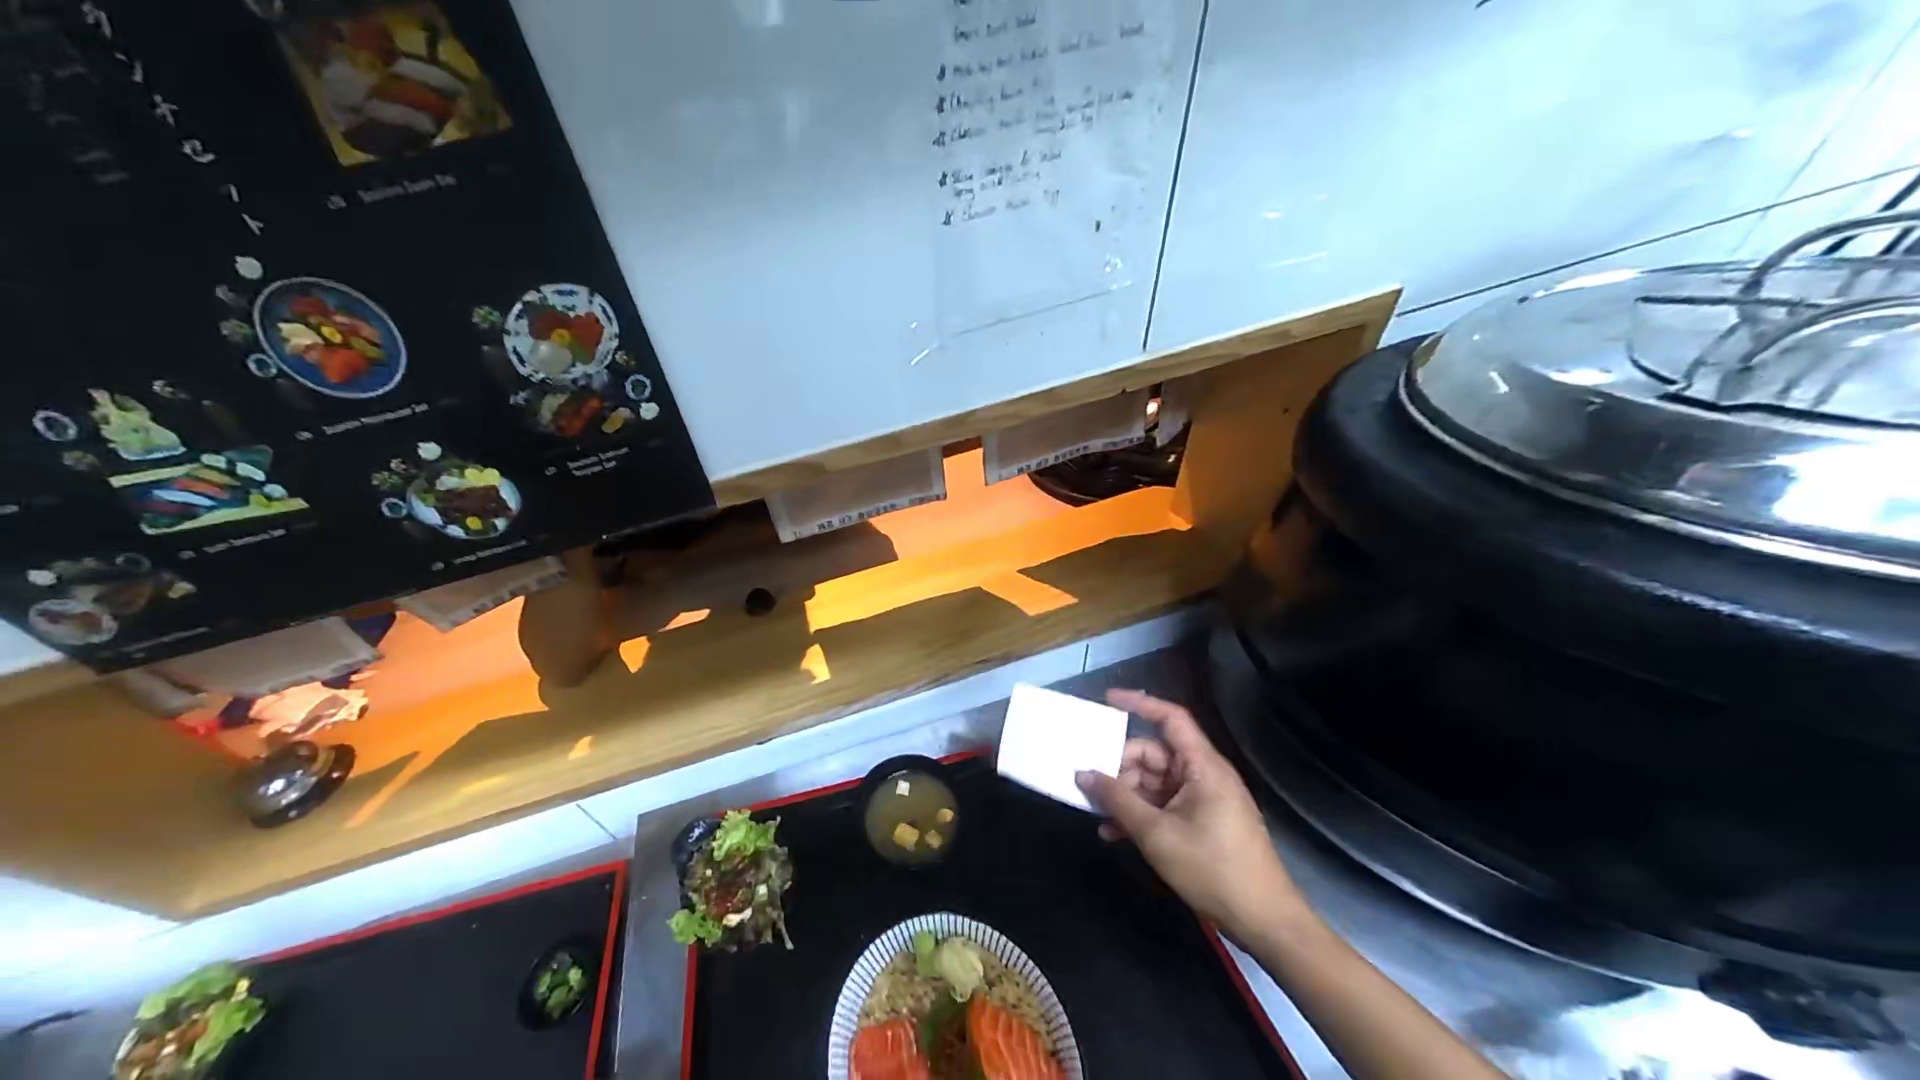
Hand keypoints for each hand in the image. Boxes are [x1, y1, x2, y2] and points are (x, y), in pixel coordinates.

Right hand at [1076, 690, 1306, 942]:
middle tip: (1091, 787)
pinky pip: (1164, 805)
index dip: (1140, 704)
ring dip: (1127, 796)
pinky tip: (1115, 834)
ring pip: (1155, 783)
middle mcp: (1204, 775)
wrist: (1264, 920)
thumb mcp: (1156, 834)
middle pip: (1155, 755)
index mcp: (1202, 766)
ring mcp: (1204, 799)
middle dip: (1121, 768)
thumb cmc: (1213, 869)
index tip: (1107, 701)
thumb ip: (1117, 801)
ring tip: (1098, 816)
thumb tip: (1084, 774)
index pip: (1171, 719)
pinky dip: (1141, 814)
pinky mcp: (1203, 822)